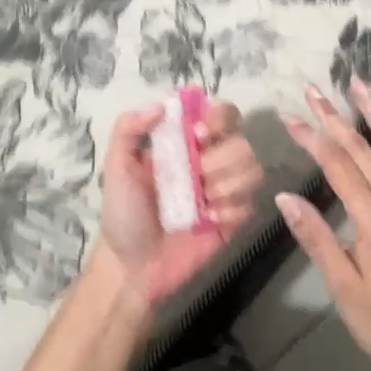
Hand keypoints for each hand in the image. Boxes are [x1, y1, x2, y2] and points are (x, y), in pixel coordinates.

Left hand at [99, 100, 265, 307]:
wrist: (133, 267)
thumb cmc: (123, 212)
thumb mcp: (117, 165)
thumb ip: (129, 127)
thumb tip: (162, 104)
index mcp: (186, 141)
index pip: (221, 112)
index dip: (218, 117)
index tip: (198, 135)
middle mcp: (211, 159)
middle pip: (242, 139)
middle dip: (220, 158)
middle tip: (197, 175)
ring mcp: (225, 189)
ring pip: (253, 168)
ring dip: (228, 185)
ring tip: (203, 202)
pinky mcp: (234, 219)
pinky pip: (251, 204)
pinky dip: (231, 211)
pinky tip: (209, 221)